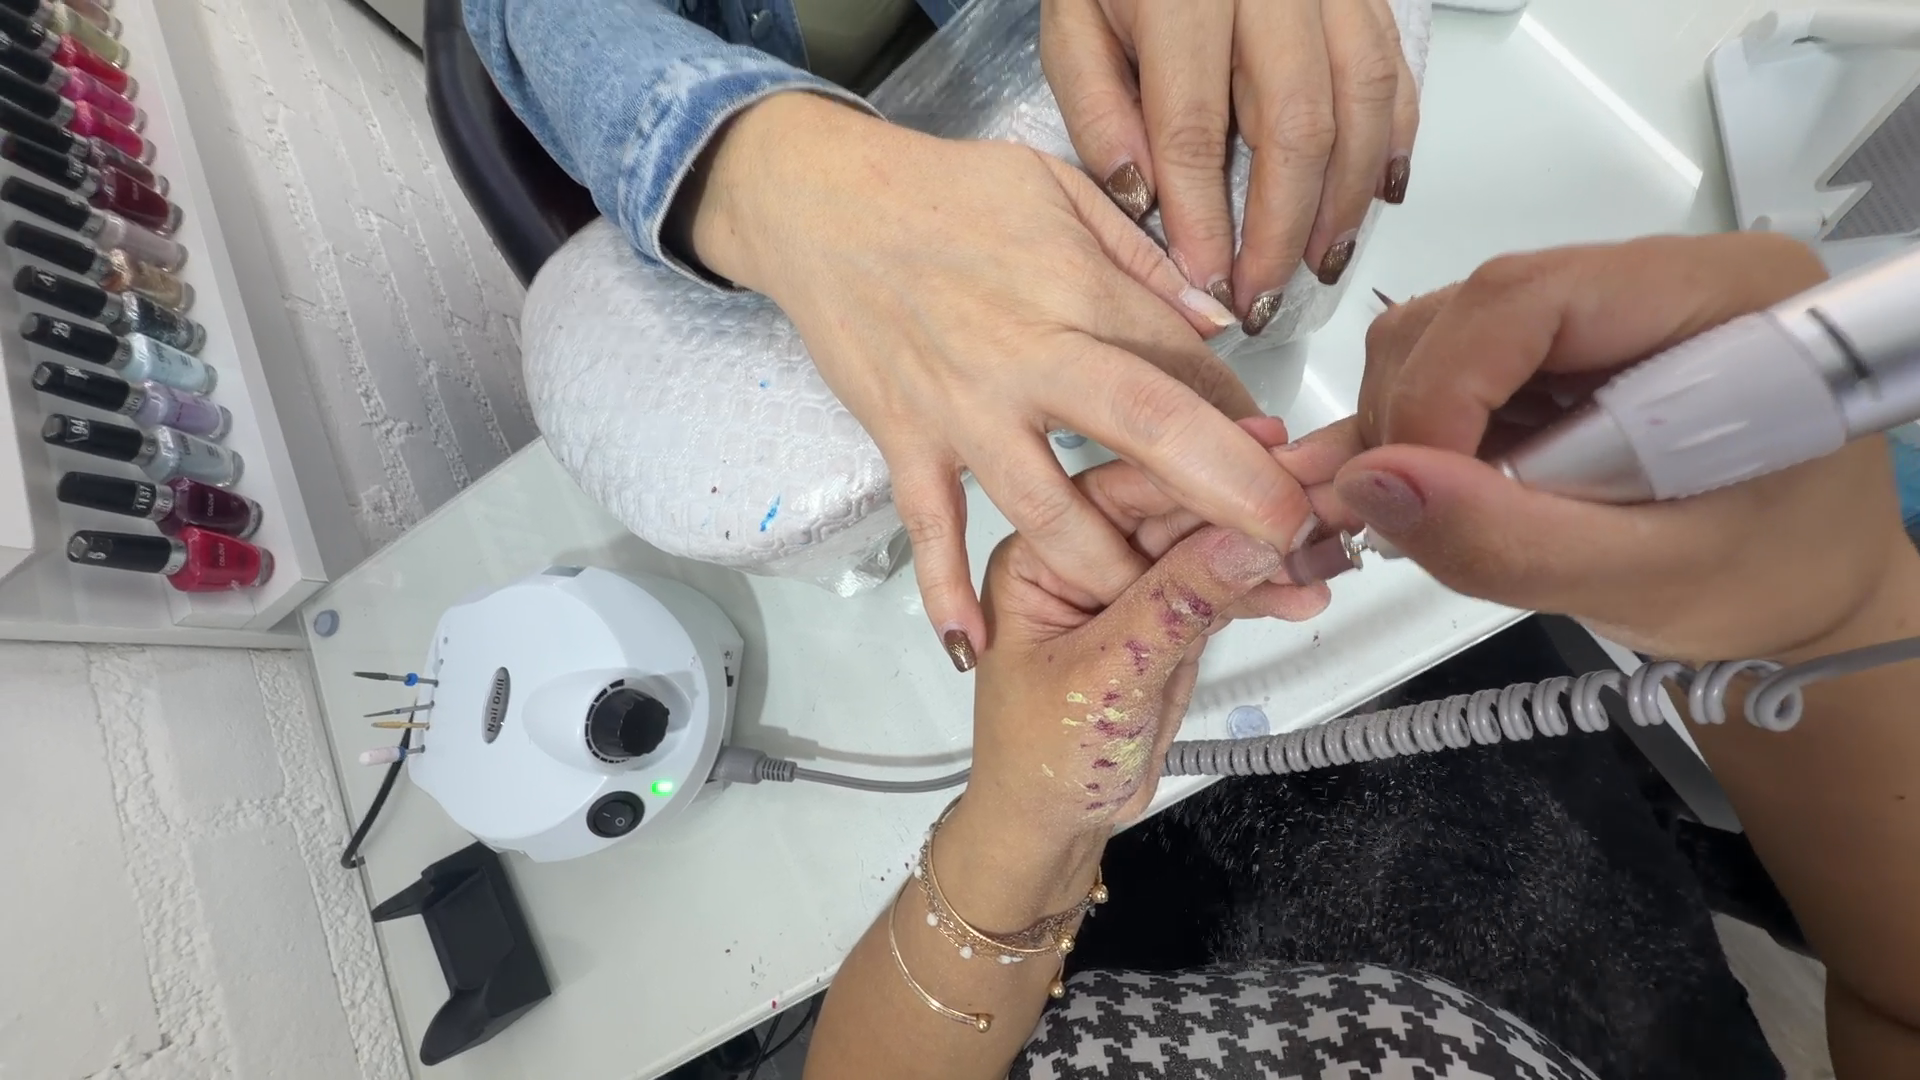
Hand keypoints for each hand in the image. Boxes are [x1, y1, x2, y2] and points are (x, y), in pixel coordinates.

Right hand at [685, 93, 1317, 669]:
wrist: (824, 207)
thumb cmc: (946, 191)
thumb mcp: (1060, 191)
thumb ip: (1142, 264)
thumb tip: (1213, 327)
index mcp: (1075, 289)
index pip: (1184, 365)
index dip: (1244, 423)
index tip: (1283, 467)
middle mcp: (1024, 359)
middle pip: (1143, 431)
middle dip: (1226, 493)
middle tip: (1291, 549)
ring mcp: (959, 411)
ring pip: (1045, 507)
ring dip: (1111, 566)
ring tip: (1165, 609)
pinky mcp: (904, 443)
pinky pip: (927, 527)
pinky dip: (943, 587)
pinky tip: (972, 643)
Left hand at [963, 434, 1331, 842]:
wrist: (1054, 821)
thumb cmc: (1045, 755)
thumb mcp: (1107, 675)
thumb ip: (1176, 603)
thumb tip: (1252, 534)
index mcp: (1039, 555)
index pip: (1121, 492)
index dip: (1196, 476)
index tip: (1273, 462)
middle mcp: (1083, 558)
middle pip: (1173, 516)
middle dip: (1247, 509)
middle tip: (1323, 495)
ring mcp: (1128, 590)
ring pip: (1204, 552)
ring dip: (1267, 552)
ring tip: (1331, 546)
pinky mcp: (1163, 621)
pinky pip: (1217, 593)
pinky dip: (1261, 593)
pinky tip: (1304, 591)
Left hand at [1041, 0, 1418, 333]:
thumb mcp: (1071, 30)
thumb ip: (1098, 111)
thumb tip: (1142, 199)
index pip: (1195, 130)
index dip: (1203, 220)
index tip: (1205, 285)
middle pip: (1294, 124)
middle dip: (1281, 229)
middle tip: (1263, 298)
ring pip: (1360, 99)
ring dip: (1344, 198)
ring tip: (1318, 266)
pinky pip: (1393, 64)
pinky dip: (1392, 138)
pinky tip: (1378, 196)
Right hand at [1279, 235, 1909, 662]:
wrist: (1771, 583)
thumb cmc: (1751, 579)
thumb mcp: (1639, 579)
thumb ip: (1505, 540)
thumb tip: (1362, 482)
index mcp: (1709, 296)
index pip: (1518, 300)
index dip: (1441, 391)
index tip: (1423, 492)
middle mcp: (1625, 286)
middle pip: (1451, 319)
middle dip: (1406, 425)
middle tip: (1425, 517)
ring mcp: (1561, 322)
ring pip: (1413, 345)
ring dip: (1390, 438)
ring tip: (1434, 512)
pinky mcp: (1520, 358)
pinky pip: (1410, 374)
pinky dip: (1383, 443)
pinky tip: (1396, 494)